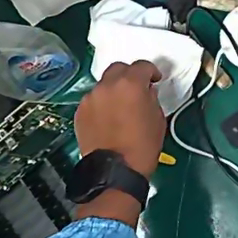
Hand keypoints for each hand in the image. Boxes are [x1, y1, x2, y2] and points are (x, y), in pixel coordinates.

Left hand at [73, 61, 165, 225]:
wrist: (116, 172)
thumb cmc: (143, 146)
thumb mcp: (158, 119)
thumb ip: (151, 98)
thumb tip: (145, 92)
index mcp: (130, 84)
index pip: (142, 66)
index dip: (151, 71)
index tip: (155, 80)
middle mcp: (107, 86)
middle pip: (118, 68)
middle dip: (129, 75)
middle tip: (137, 88)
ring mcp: (90, 98)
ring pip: (104, 85)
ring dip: (114, 90)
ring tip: (121, 106)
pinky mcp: (80, 112)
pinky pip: (94, 100)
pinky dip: (102, 103)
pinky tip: (108, 118)